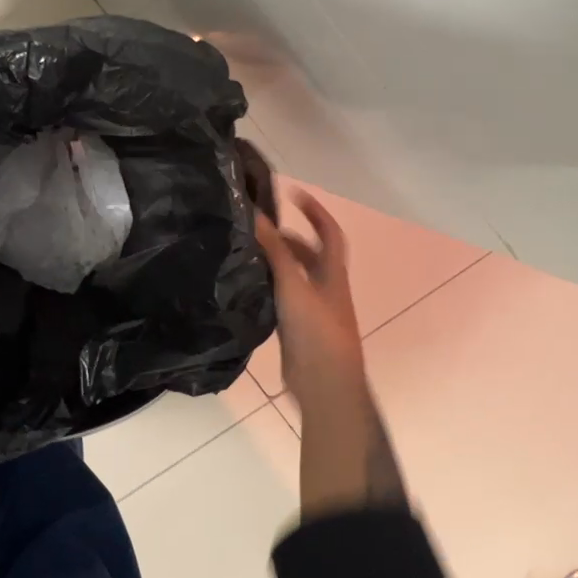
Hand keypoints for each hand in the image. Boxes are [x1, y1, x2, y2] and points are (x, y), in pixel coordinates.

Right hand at [252, 189, 367, 411]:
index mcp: (332, 274)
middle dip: (288, 237)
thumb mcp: (293, 286)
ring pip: (295, 276)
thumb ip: (275, 252)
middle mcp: (326, 288)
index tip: (292, 192)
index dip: (314, 210)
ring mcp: (313, 309)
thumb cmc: (316, 331)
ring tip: (246, 251)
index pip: (329, 232)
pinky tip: (246, 285)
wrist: (325, 384)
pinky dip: (268, 286)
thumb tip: (256, 215)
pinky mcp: (298, 328)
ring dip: (275, 261)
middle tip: (258, 228)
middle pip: (310, 254)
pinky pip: (283, 297)